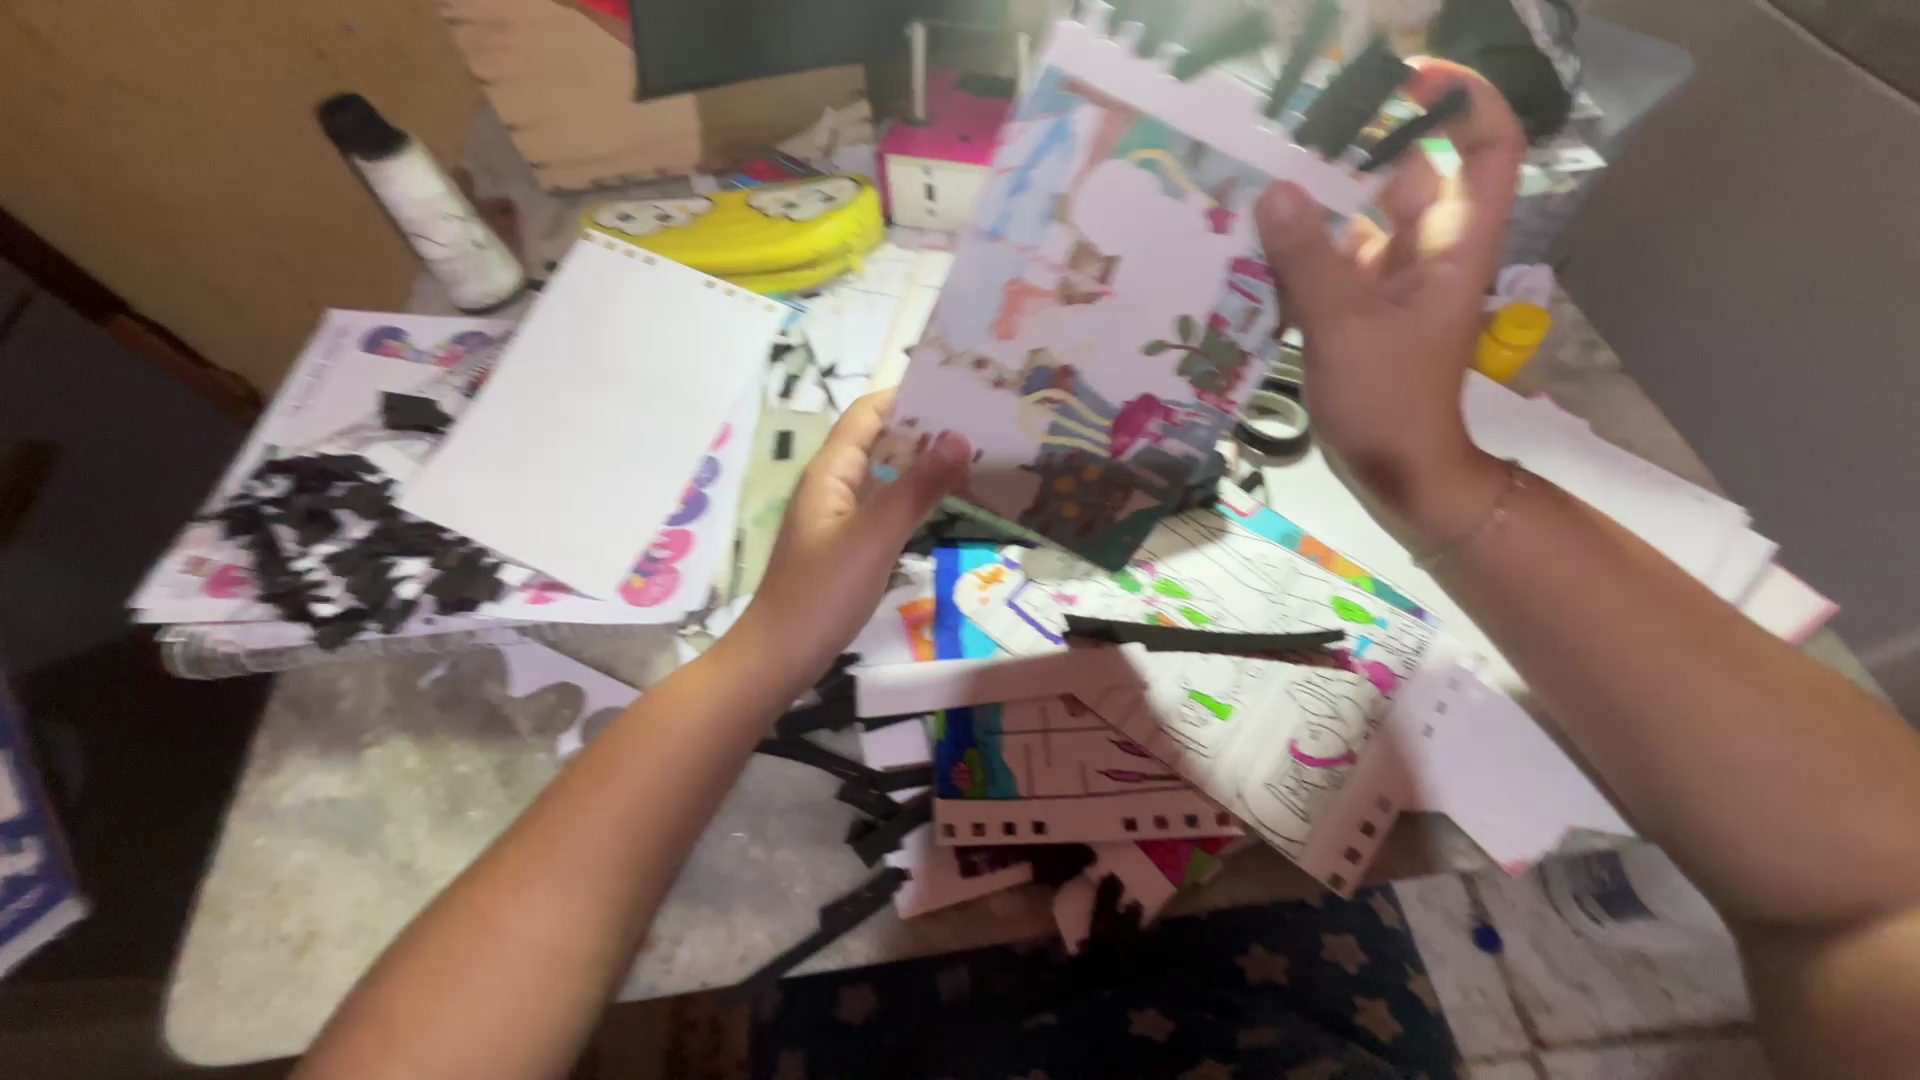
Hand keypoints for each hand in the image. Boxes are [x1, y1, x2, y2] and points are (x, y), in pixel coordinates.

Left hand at [730, 390, 969, 683]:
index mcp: (831, 471)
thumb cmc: (823, 592)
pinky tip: (945, 505)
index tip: (959, 392)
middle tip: (981, 425)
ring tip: (975, 458)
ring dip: (922, 465)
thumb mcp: (875, 536)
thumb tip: (959, 437)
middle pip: (879, 441)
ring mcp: (839, 515)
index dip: (909, 396)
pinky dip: (913, 498)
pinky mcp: (847, 544)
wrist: (781, 655)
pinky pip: (884, 506)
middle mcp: (833, 484)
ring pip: (884, 476)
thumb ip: (917, 488)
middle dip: (924, 430)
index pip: (869, 413)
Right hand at [1255, 60, 1524, 548]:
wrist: (1390, 468)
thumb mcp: (1345, 326)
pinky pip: (1323, 261)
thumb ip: (1309, 259)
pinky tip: (1248, 241)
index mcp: (1452, 243)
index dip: (1463, 97)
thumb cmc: (1387, 399)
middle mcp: (1424, 249)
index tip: (1405, 73)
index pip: (1489, 146)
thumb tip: (1273, 190)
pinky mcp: (1352, 308)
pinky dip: (1292, 249)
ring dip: (1311, 198)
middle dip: (1355, 143)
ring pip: (1354, 217)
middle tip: (1291, 122)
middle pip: (1404, 171)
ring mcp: (1386, 280)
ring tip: (1254, 173)